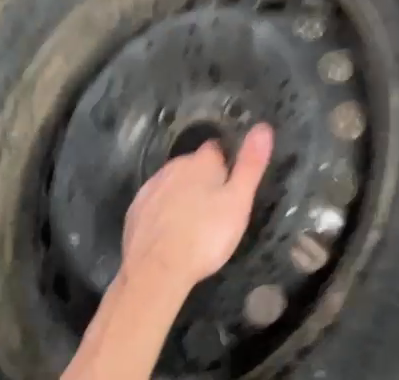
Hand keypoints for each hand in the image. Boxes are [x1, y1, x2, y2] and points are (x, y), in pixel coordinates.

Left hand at [121, 123, 273, 294]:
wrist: (155, 272)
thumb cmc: (205, 235)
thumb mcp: (238, 201)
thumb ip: (250, 164)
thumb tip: (263, 127)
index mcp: (201, 161)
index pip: (216, 148)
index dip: (226, 162)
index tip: (232, 183)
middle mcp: (174, 166)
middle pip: (193, 166)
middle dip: (203, 179)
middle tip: (216, 207)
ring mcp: (150, 188)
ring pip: (172, 184)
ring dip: (182, 194)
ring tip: (193, 222)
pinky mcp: (134, 211)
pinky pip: (154, 203)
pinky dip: (163, 211)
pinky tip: (170, 232)